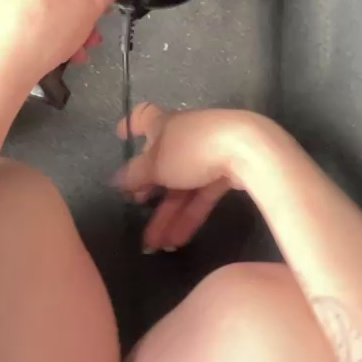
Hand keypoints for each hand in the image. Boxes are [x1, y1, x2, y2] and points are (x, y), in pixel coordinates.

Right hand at [112, 103, 284, 252]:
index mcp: (164, 124)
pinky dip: (188, 217)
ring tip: (153, 244)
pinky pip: (200, 196)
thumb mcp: (155, 163)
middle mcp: (183, 136)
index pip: (144, 116)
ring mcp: (205, 155)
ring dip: (167, 214)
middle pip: (161, 162)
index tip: (120, 134)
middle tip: (136, 206)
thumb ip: (135, 174)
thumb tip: (116, 180)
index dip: (132, 124)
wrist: (245, 150)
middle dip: (148, 188)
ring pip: (181, 186)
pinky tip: (176, 242)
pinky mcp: (224, 173)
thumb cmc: (191, 148)